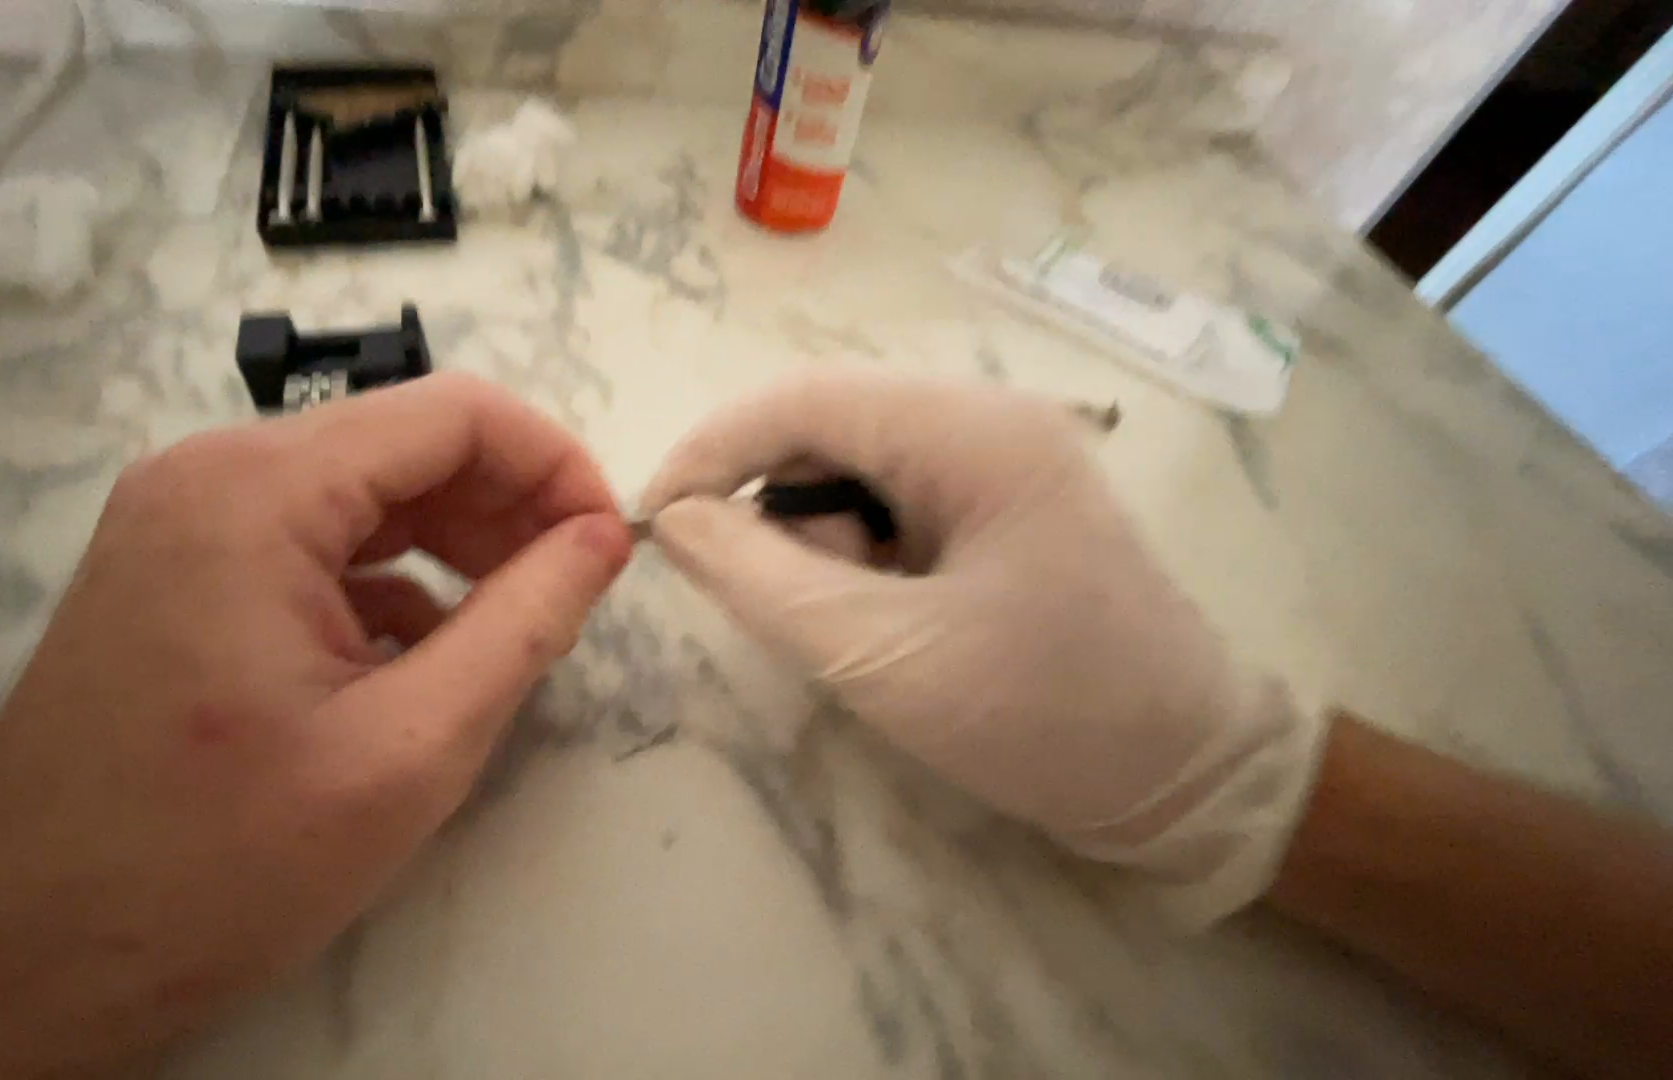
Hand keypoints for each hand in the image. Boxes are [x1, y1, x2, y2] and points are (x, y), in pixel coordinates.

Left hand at [0, 374, 631, 1077]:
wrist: (15, 968)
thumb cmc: (218, 863)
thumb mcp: (413, 745)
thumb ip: (527, 622)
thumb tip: (604, 538)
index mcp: (262, 491)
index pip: (456, 414)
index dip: (555, 464)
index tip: (608, 543)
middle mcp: (219, 476)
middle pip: (415, 444)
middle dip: (514, 505)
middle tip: (573, 589)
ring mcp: (198, 521)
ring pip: (380, 491)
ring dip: (467, 541)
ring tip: (518, 619)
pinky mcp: (197, 571)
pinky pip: (335, 541)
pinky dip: (407, 577)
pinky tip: (432, 651)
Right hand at [639, 373, 1320, 926]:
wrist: (1184, 777)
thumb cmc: (1043, 718)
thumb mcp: (879, 656)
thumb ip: (758, 580)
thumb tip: (675, 520)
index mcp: (970, 431)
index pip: (799, 400)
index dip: (710, 452)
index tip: (655, 524)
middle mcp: (983, 417)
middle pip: (822, 431)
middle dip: (780, 515)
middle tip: (798, 608)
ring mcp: (994, 454)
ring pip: (847, 470)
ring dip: (822, 543)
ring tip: (867, 625)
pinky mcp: (994, 496)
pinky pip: (884, 500)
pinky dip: (857, 554)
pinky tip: (891, 614)